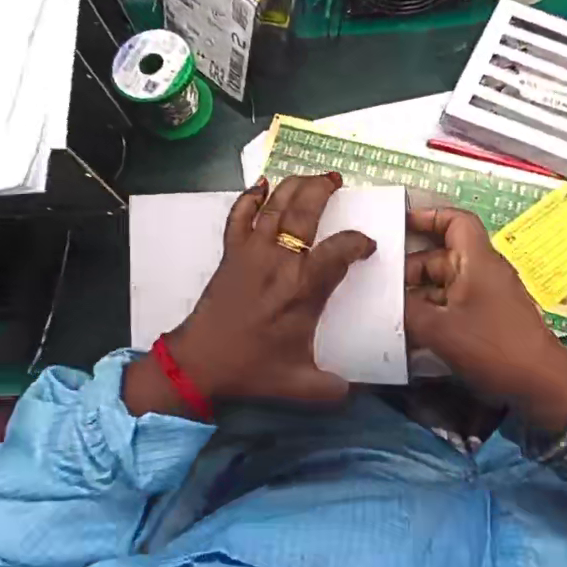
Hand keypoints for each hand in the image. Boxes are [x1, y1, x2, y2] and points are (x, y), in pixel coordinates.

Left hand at [124, 174, 375, 414]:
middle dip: (322, 190)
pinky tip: (260, 184)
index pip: (340, 250)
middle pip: (304, 211)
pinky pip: (238, 217)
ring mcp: (251, 252)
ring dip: (293, 186)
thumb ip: (333, 387)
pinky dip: (248, 198)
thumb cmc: (251, 369)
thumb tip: (353, 390)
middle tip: (336, 181)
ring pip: (274, 206)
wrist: (200, 361)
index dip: (358, 243)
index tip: (366, 246)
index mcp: (303, 287)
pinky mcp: (230, 253)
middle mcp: (279, 261)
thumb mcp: (301, 385)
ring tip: (311, 176)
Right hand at [403, 207, 566, 426]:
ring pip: (442, 283)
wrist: (541, 386)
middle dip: (409, 269)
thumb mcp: (438, 329)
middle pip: (440, 256)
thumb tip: (386, 302)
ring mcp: (486, 295)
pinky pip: (451, 303)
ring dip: (417, 295)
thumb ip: (407, 310)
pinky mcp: (486, 317)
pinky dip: (430, 311)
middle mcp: (482, 272)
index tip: (400, 225)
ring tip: (388, 311)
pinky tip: (409, 331)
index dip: (428, 217)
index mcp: (476, 261)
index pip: (456, 222)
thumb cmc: (492, 347)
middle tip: (380, 285)